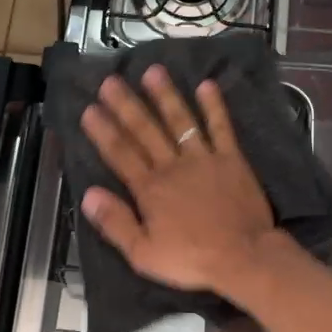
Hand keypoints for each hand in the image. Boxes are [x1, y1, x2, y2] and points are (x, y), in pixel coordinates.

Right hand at [79, 65, 280, 295]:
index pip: (120, 154)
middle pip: (146, 130)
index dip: (103, 131)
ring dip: (166, 95)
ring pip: (181, 121)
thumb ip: (116, 223)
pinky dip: (214, 106)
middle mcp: (173, 166)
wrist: (243, 256)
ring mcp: (205, 159)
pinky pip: (221, 128)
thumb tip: (88, 195)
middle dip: (126, 105)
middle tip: (110, 80)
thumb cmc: (191, 260)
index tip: (89, 109)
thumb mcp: (143, 253)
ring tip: (152, 71)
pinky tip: (207, 85)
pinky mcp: (232, 160)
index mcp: (150, 189)